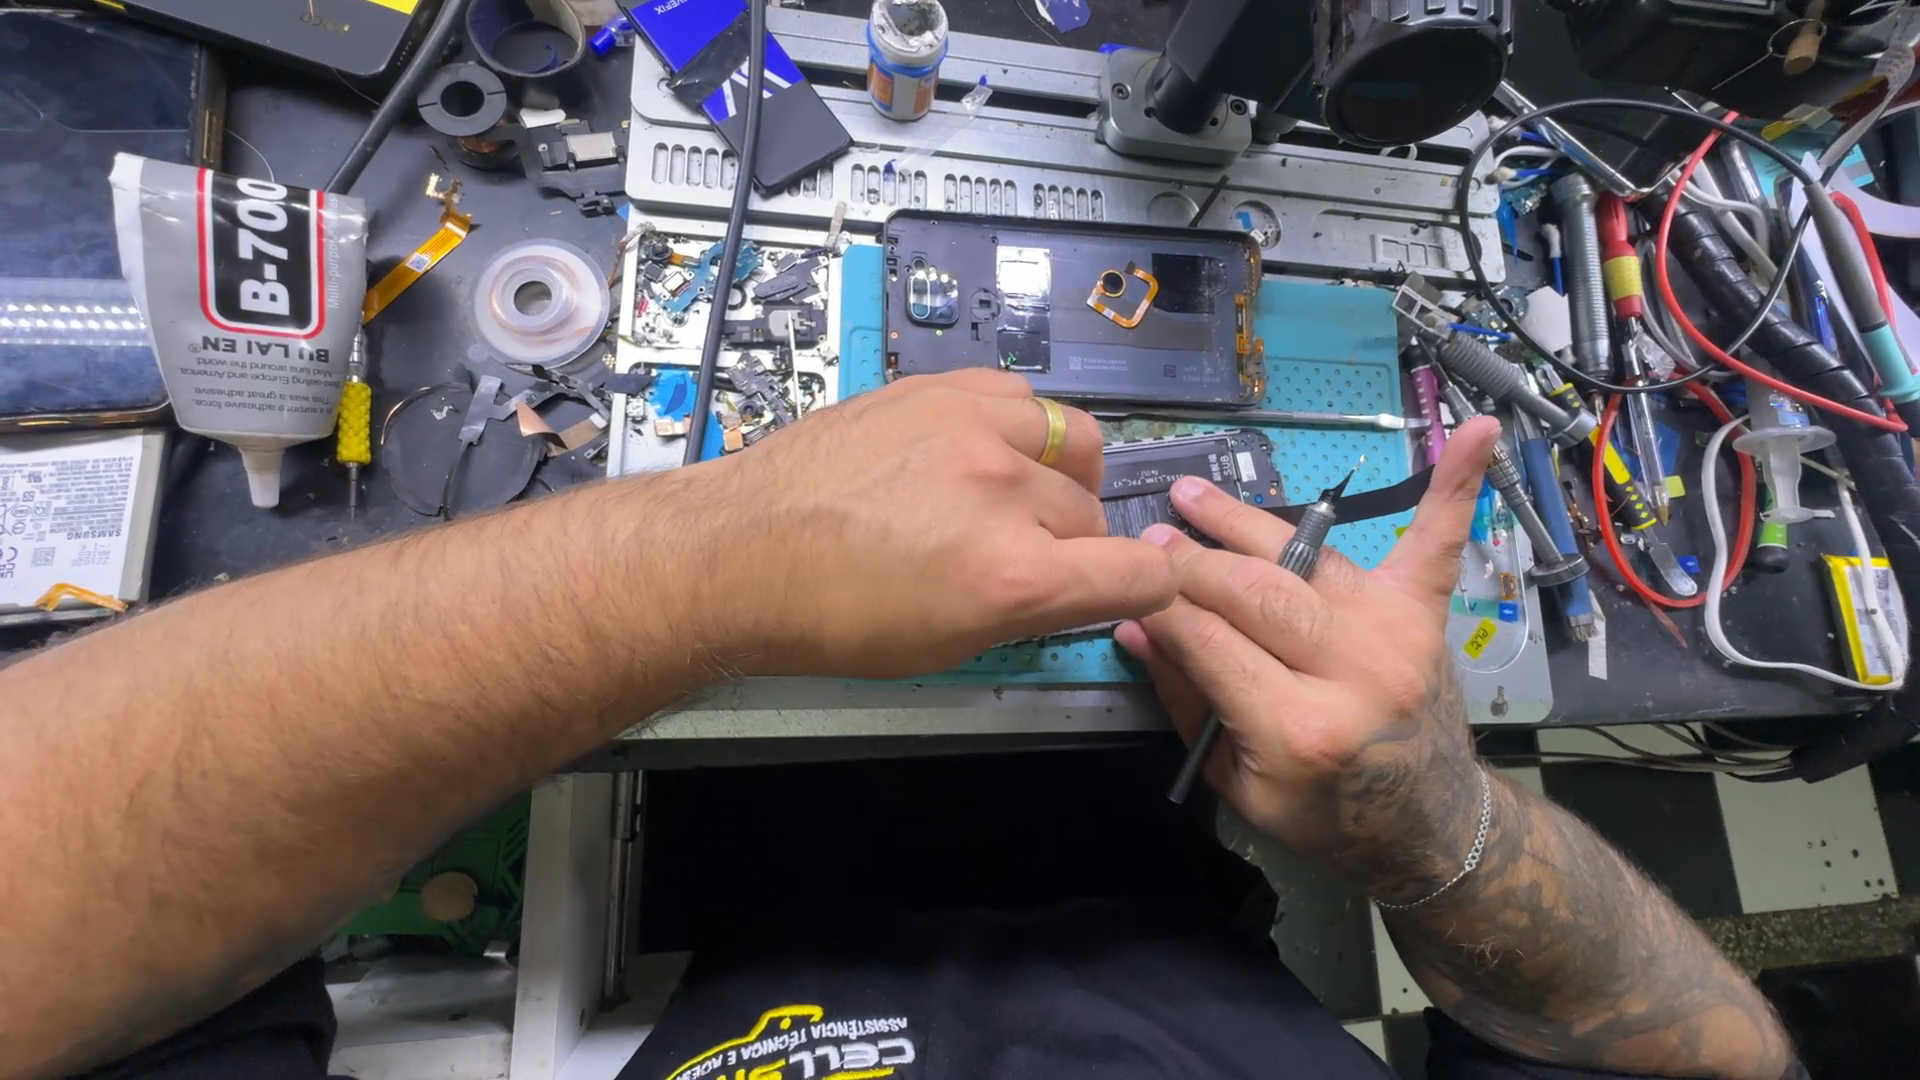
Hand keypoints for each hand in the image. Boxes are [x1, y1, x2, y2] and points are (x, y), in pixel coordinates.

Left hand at [681, 370, 1177, 678]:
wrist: (742, 551)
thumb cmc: (831, 617)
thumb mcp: (947, 645)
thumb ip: (1029, 610)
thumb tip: (1071, 583)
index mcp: (1015, 576)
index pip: (1140, 574)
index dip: (1145, 588)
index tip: (1125, 585)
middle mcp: (1006, 492)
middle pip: (1096, 512)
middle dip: (1073, 542)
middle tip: (1023, 553)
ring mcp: (971, 428)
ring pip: (1073, 441)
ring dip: (1058, 475)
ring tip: (1014, 493)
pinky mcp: (936, 388)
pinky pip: (1020, 397)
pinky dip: (1019, 429)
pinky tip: (984, 449)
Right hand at [1115, 419, 1501, 899]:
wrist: (1428, 828)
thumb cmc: (1319, 815)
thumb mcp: (1231, 781)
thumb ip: (1183, 697)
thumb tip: (1132, 623)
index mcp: (1298, 728)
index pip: (1204, 638)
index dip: (1157, 604)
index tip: (1123, 580)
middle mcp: (1354, 671)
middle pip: (1251, 589)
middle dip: (1188, 562)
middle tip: (1148, 542)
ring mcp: (1396, 635)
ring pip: (1304, 556)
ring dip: (1241, 520)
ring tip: (1191, 494)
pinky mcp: (1422, 617)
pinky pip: (1434, 547)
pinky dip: (1455, 488)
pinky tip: (1474, 431)